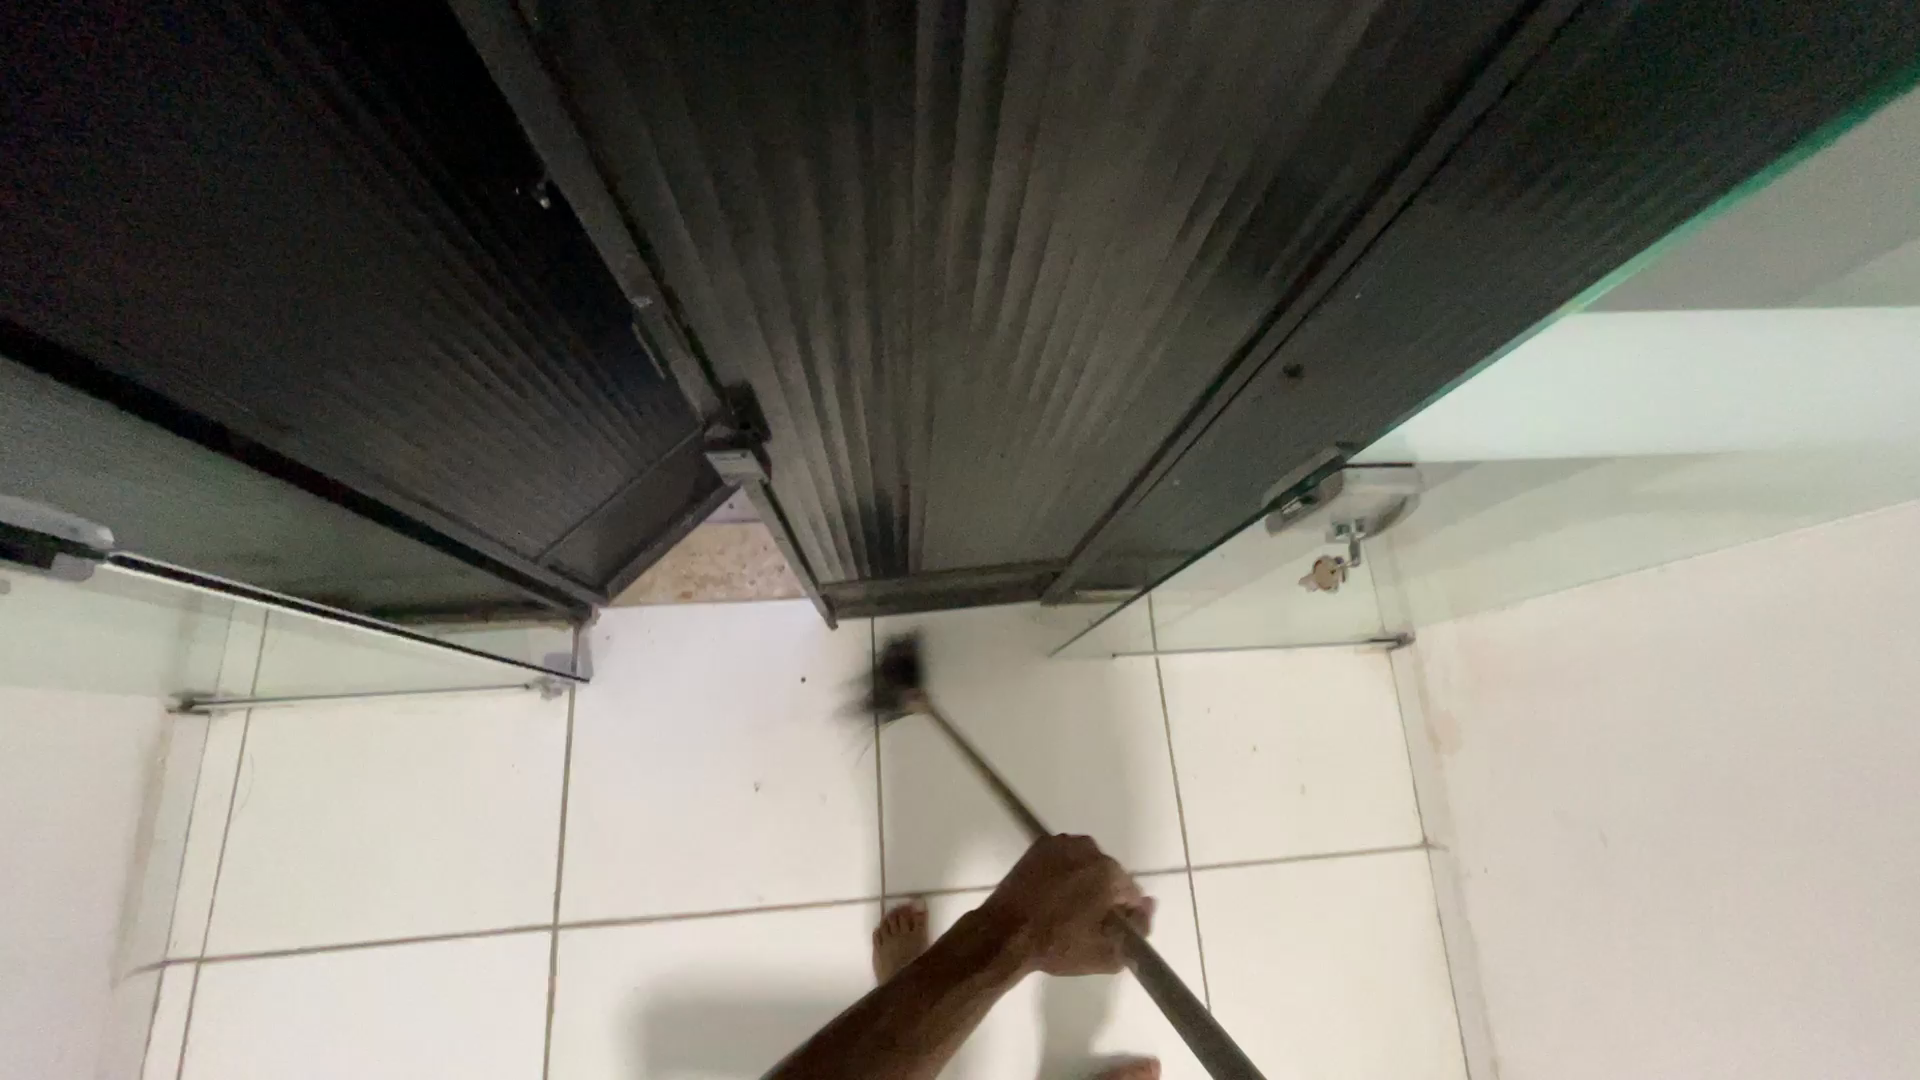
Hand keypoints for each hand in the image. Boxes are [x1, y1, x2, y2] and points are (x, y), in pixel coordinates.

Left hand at [978, 834, 1154, 976]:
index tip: (1112, 931)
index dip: (1126, 915)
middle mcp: (1090, 848)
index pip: (1133, 894)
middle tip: (1089, 922)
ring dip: (1086, 881)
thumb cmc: (1058, 945)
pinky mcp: (1041, 845)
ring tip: (1069, 908)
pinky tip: (1054, 894)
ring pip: (1088, 864)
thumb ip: (1138, 930)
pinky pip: (1066, 857)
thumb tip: (1149, 905)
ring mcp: (1063, 843)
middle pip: (1110, 875)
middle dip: (1106, 896)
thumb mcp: (1107, 953)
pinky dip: (1066, 871)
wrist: (1007, 932)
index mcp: (1110, 873)